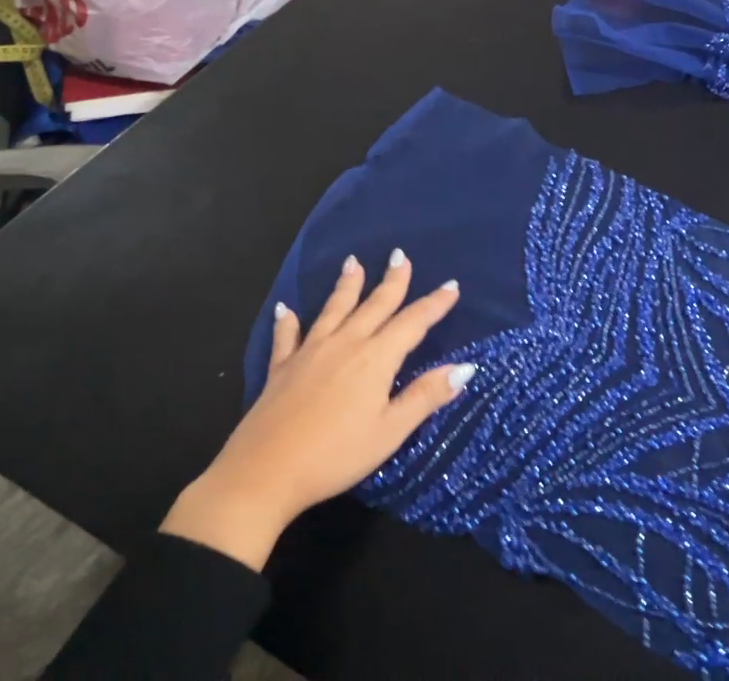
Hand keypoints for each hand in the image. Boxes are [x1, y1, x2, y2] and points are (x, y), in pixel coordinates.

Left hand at [161, 249, 473, 570]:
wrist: (263, 474)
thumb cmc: (336, 455)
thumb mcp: (390, 431)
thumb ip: (426, 396)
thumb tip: (465, 367)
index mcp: (375, 359)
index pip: (412, 322)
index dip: (434, 304)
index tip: (450, 285)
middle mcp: (344, 345)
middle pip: (373, 305)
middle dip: (391, 280)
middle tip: (399, 255)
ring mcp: (309, 354)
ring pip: (333, 310)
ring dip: (346, 286)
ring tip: (353, 263)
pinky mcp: (281, 369)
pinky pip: (287, 336)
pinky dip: (288, 321)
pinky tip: (286, 309)